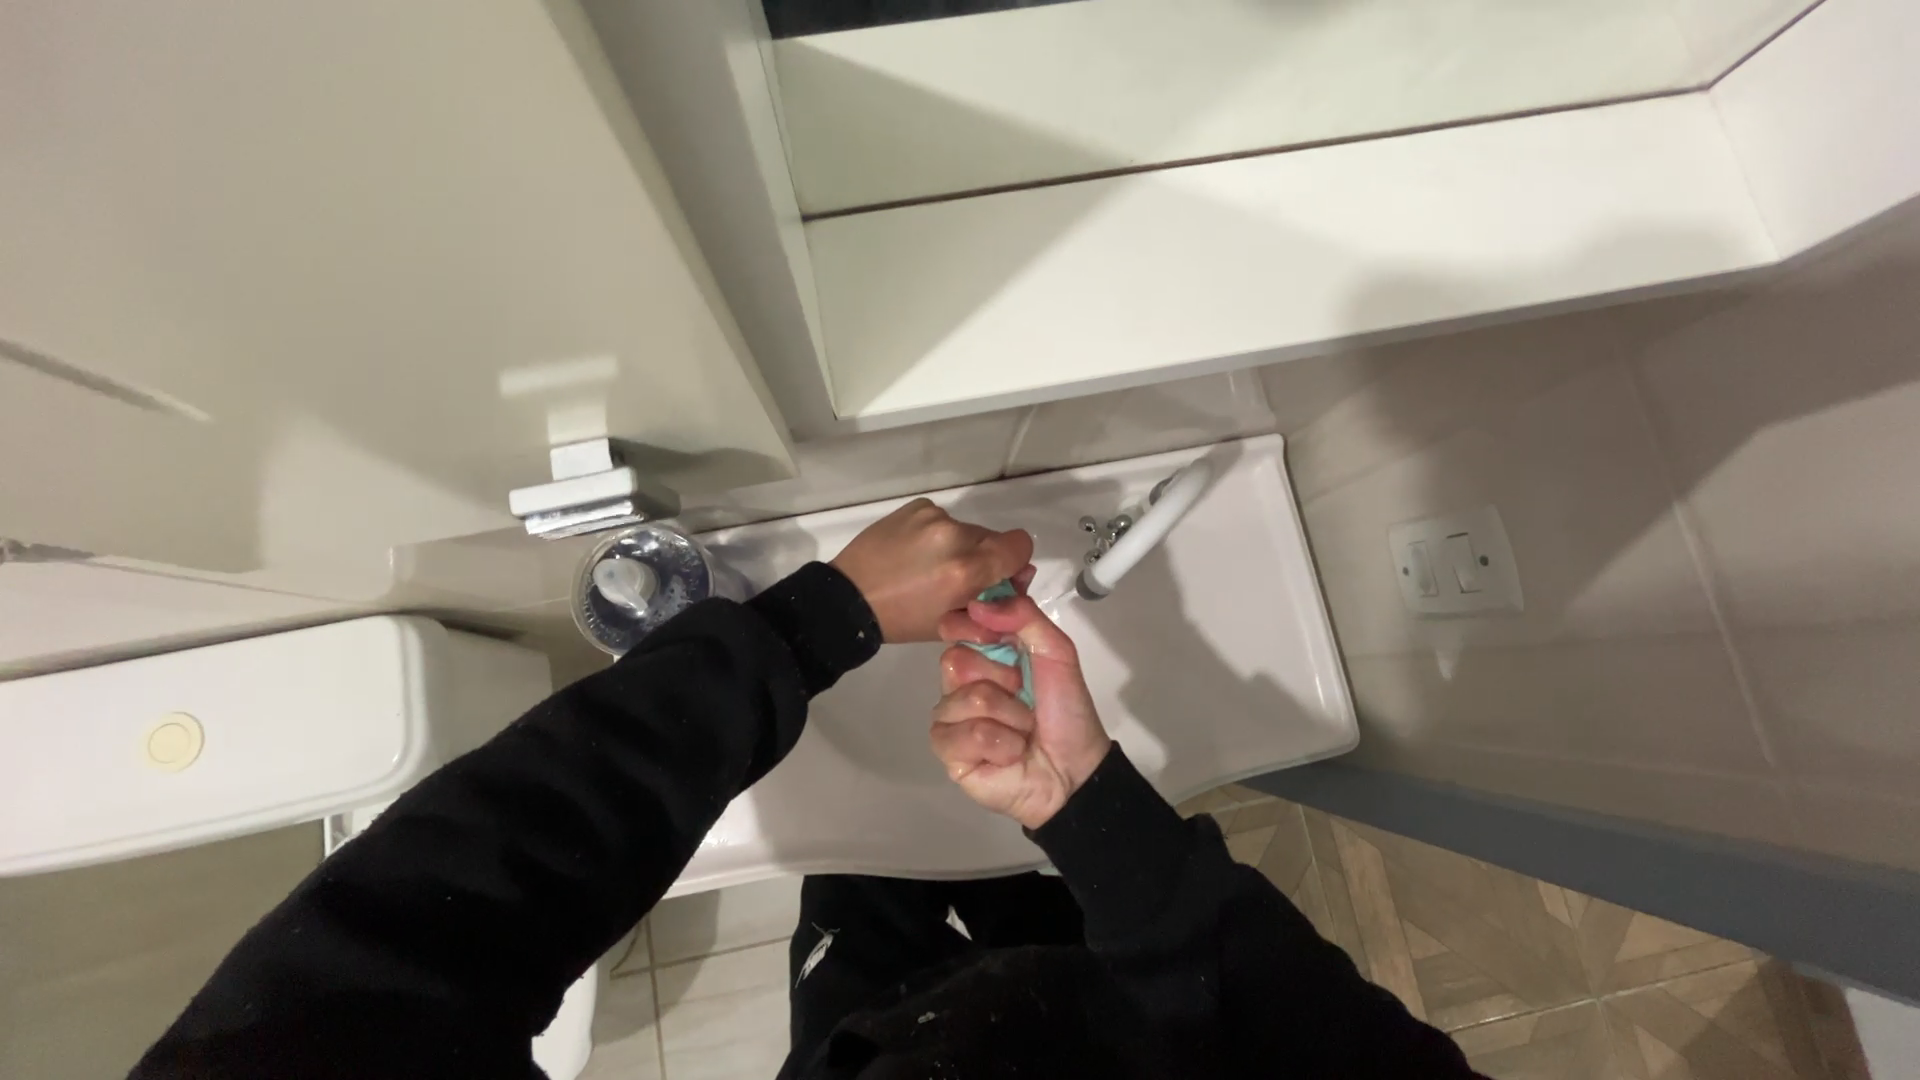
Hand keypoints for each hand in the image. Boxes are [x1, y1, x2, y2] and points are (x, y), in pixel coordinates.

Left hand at [829, 498, 1033, 643]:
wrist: (850, 598)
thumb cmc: (903, 620)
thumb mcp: (954, 622)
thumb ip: (993, 602)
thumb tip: (1020, 578)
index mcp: (966, 570)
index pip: (1020, 546)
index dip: (1014, 562)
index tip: (996, 576)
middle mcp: (955, 536)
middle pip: (994, 539)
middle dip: (984, 558)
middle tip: (957, 579)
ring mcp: (934, 517)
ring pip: (967, 530)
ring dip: (959, 546)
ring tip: (928, 566)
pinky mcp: (918, 506)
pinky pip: (943, 520)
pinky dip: (937, 535)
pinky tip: (914, 553)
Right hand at [931, 595, 1111, 829]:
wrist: (1076, 770)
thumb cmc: (1066, 710)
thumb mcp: (1057, 652)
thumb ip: (1024, 616)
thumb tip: (977, 604)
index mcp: (984, 655)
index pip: (953, 625)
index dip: (968, 625)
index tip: (994, 634)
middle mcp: (962, 683)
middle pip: (954, 659)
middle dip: (1001, 677)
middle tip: (1024, 692)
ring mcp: (952, 718)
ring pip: (964, 698)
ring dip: (1009, 715)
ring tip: (1024, 730)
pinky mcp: (950, 752)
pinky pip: (964, 735)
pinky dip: (1000, 743)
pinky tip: (1011, 753)